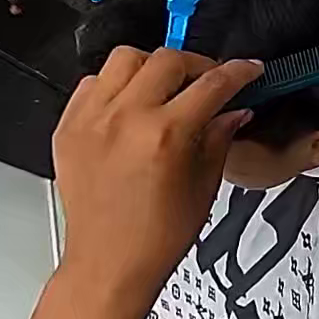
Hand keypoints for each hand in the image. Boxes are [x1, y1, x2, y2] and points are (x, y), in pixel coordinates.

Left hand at [53, 47, 261, 299]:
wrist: (111, 260)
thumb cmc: (157, 234)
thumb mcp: (205, 183)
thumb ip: (220, 137)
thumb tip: (235, 111)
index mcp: (165, 135)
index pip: (212, 84)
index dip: (239, 72)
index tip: (250, 69)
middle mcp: (125, 119)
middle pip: (168, 59)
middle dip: (199, 64)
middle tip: (212, 79)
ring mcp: (91, 120)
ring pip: (126, 58)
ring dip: (156, 65)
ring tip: (169, 84)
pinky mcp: (68, 127)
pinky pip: (94, 82)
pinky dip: (119, 83)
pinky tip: (134, 102)